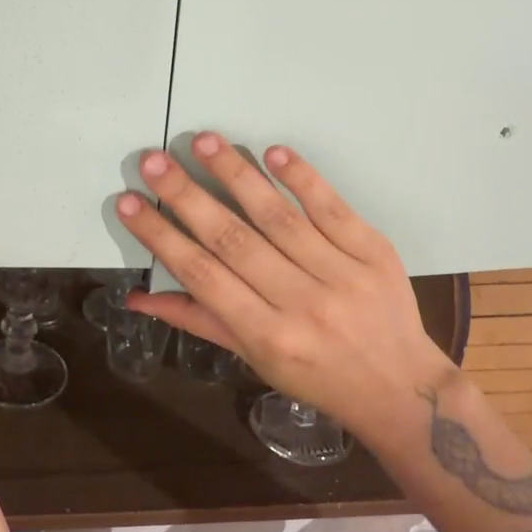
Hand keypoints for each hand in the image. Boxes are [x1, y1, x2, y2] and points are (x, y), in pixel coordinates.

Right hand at [114, 132, 455, 445]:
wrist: (403, 390)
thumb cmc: (315, 376)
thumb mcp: (253, 358)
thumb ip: (198, 320)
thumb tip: (137, 299)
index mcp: (266, 335)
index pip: (202, 276)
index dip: (161, 237)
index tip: (129, 203)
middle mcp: (301, 303)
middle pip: (234, 240)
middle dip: (187, 197)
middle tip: (153, 162)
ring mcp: (341, 274)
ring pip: (279, 217)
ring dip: (237, 175)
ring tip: (203, 141)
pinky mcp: (374, 252)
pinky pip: (333, 209)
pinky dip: (303, 178)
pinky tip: (274, 151)